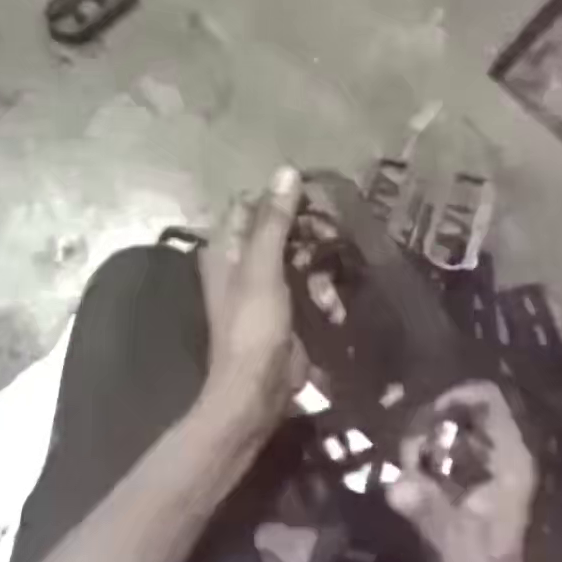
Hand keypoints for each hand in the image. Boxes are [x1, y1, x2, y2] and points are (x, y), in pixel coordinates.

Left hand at [197, 166, 307, 434]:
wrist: (256, 390)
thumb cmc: (253, 328)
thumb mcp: (263, 270)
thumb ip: (274, 221)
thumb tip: (286, 170)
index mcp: (227, 248)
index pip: (252, 204)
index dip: (281, 198)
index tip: (316, 199)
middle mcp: (242, 261)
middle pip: (279, 228)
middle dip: (309, 233)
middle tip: (334, 238)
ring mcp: (265, 286)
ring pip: (298, 256)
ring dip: (319, 267)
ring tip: (330, 289)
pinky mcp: (285, 307)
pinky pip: (308, 284)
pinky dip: (322, 291)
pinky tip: (333, 307)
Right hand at [388, 381, 537, 561]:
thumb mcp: (447, 535)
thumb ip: (424, 507)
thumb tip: (396, 486)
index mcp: (509, 457)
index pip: (488, 398)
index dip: (455, 396)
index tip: (426, 418)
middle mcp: (507, 450)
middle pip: (468, 406)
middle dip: (434, 420)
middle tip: (412, 447)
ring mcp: (497, 460)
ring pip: (459, 423)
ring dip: (431, 435)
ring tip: (413, 462)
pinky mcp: (483, 473)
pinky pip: (456, 442)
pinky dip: (435, 448)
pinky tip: (420, 472)